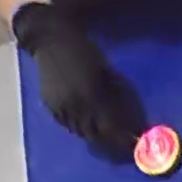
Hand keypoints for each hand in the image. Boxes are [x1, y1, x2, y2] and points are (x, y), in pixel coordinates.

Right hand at [11, 2, 146, 156]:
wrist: (49, 38)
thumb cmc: (84, 51)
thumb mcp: (106, 73)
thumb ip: (117, 98)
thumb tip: (130, 121)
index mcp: (91, 96)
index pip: (110, 128)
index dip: (122, 139)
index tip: (132, 143)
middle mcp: (75, 107)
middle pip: (95, 136)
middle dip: (109, 142)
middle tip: (119, 142)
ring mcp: (60, 108)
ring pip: (81, 133)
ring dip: (93, 135)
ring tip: (103, 134)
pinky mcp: (50, 107)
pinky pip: (67, 125)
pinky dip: (78, 127)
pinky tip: (85, 123)